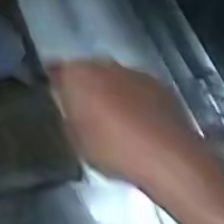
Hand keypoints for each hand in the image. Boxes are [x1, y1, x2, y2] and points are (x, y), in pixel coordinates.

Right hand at [49, 59, 223, 209]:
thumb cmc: (113, 150)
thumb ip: (67, 115)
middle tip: (86, 112)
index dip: (55, 83)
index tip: (55, 97)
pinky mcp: (159, 85)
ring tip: (116, 121)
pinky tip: (140, 124)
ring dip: (112, 92)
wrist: (169, 158)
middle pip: (87, 71)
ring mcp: (133, 72)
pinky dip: (136, 100)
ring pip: (114, 78)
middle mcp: (103, 64)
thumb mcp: (76, 139)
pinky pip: (138, 89)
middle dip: (86, 87)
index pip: (56, 70)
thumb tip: (67, 107)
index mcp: (76, 74)